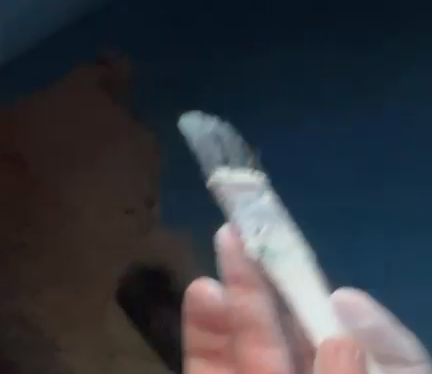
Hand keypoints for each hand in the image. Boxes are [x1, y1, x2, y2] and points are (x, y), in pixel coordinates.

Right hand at [185, 226, 428, 373]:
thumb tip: (342, 323)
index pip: (392, 363)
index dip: (374, 329)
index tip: (344, 296)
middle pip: (305, 333)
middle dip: (285, 283)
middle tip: (263, 232)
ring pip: (251, 334)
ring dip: (240, 287)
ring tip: (230, 241)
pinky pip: (205, 349)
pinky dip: (201, 318)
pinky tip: (204, 289)